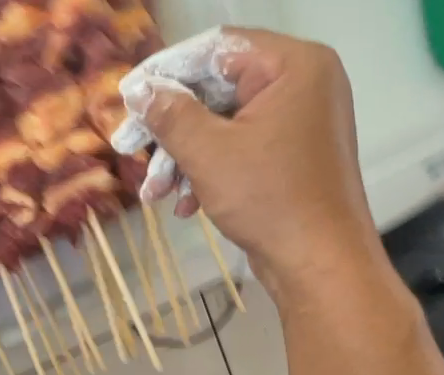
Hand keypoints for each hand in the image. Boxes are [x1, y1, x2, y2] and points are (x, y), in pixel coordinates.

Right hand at [111, 29, 384, 294]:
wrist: (316, 256)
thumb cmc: (267, 197)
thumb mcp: (208, 154)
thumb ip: (171, 116)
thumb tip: (140, 90)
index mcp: (292, 65)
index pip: (217, 48)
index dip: (167, 71)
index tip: (128, 98)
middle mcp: (300, 81)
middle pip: (217, 88)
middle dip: (170, 127)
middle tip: (128, 150)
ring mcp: (297, 117)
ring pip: (222, 123)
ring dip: (181, 157)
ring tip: (153, 193)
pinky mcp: (290, 151)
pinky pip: (238, 146)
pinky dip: (206, 170)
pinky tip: (183, 203)